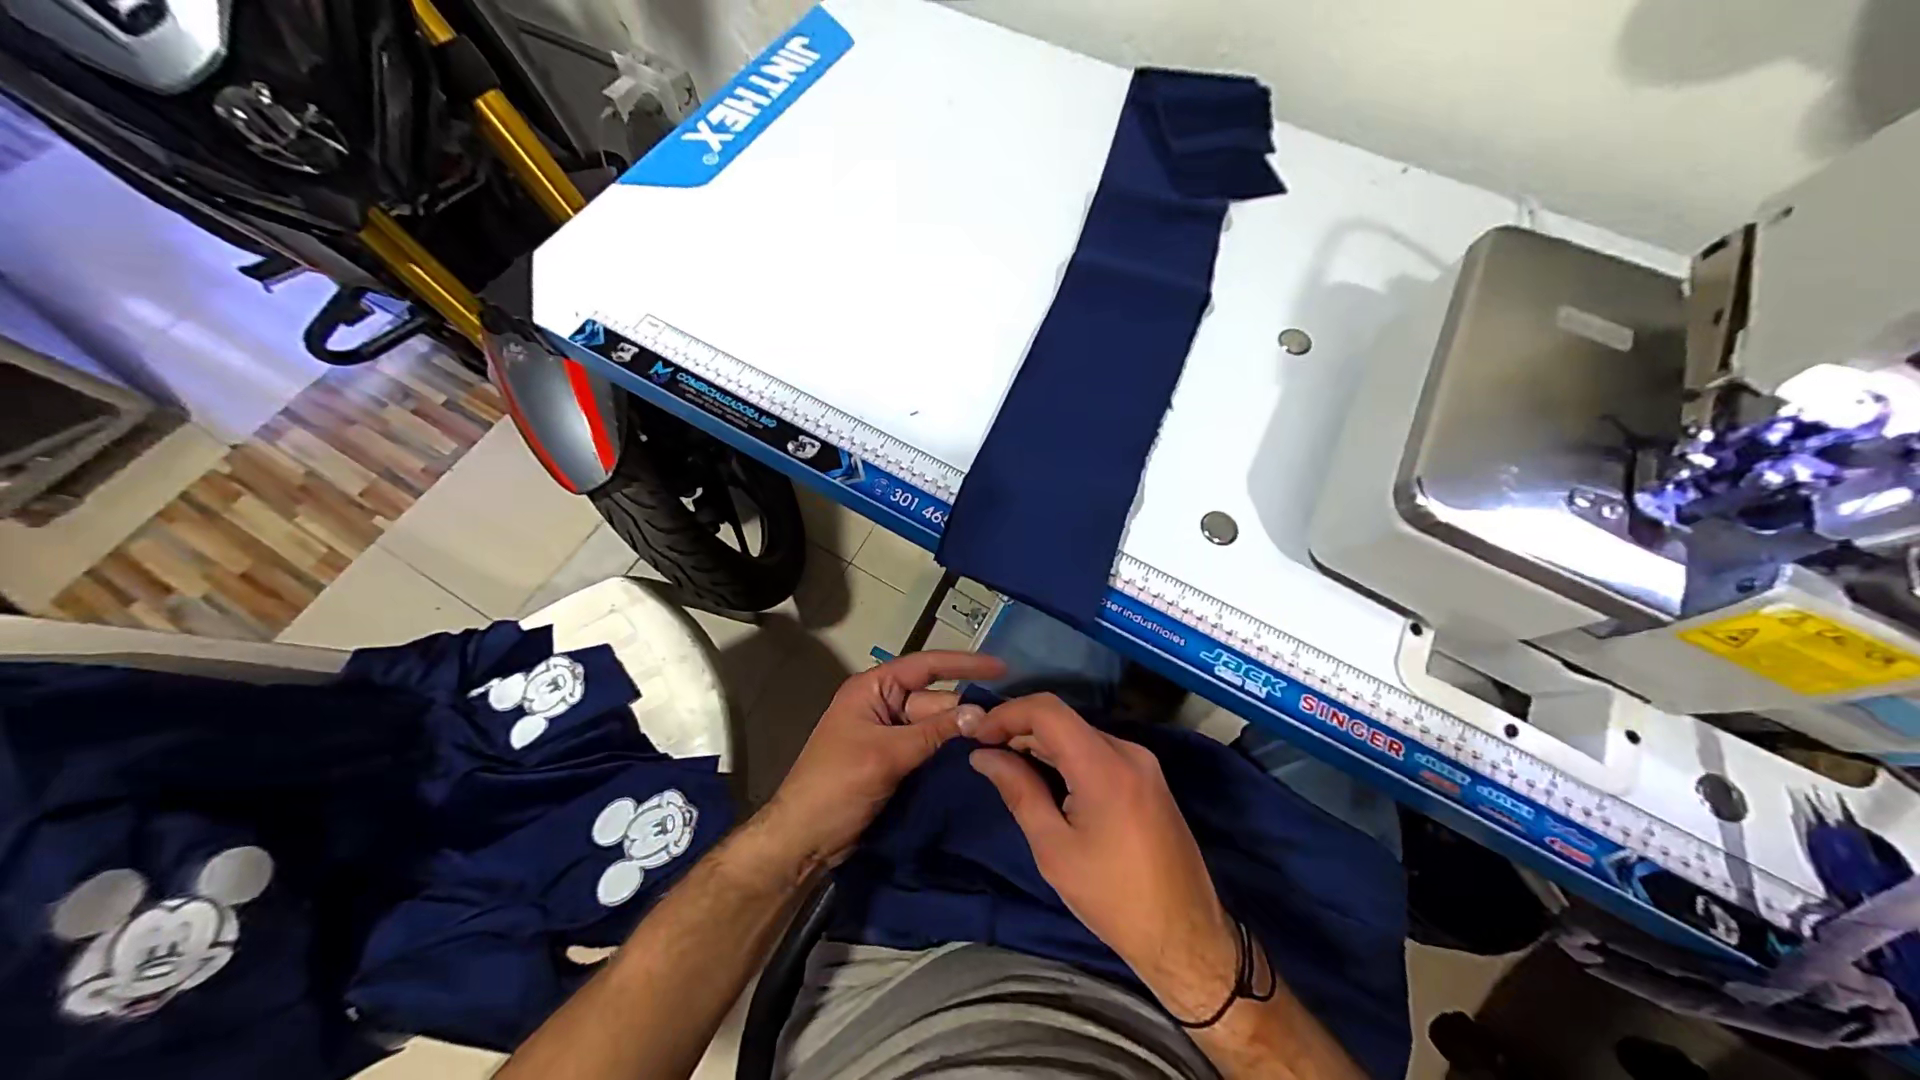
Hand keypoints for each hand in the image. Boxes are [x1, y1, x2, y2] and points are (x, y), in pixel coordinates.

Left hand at [758, 650, 1006, 872]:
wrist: (805, 839)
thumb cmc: (836, 786)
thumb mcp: (886, 755)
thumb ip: (934, 732)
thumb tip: (981, 713)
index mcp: (873, 689)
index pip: (926, 666)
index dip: (964, 664)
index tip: (1002, 667)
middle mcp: (883, 704)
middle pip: (936, 699)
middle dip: (968, 706)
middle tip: (1013, 718)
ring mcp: (889, 733)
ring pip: (936, 724)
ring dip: (964, 729)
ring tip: (1006, 734)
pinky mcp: (895, 759)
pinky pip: (930, 745)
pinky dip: (951, 747)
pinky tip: (980, 752)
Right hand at [968, 693, 1239, 1019]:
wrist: (1184, 936)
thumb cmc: (1113, 898)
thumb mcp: (1054, 849)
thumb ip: (1018, 791)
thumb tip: (983, 755)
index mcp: (1106, 766)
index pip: (1048, 711)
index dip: (1007, 714)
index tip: (977, 735)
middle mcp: (1128, 752)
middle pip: (1064, 720)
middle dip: (1019, 729)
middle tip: (985, 753)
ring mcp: (1142, 763)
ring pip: (1079, 734)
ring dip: (1041, 744)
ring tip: (1007, 766)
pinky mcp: (1148, 778)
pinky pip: (1098, 751)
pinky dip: (1065, 757)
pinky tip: (1044, 777)